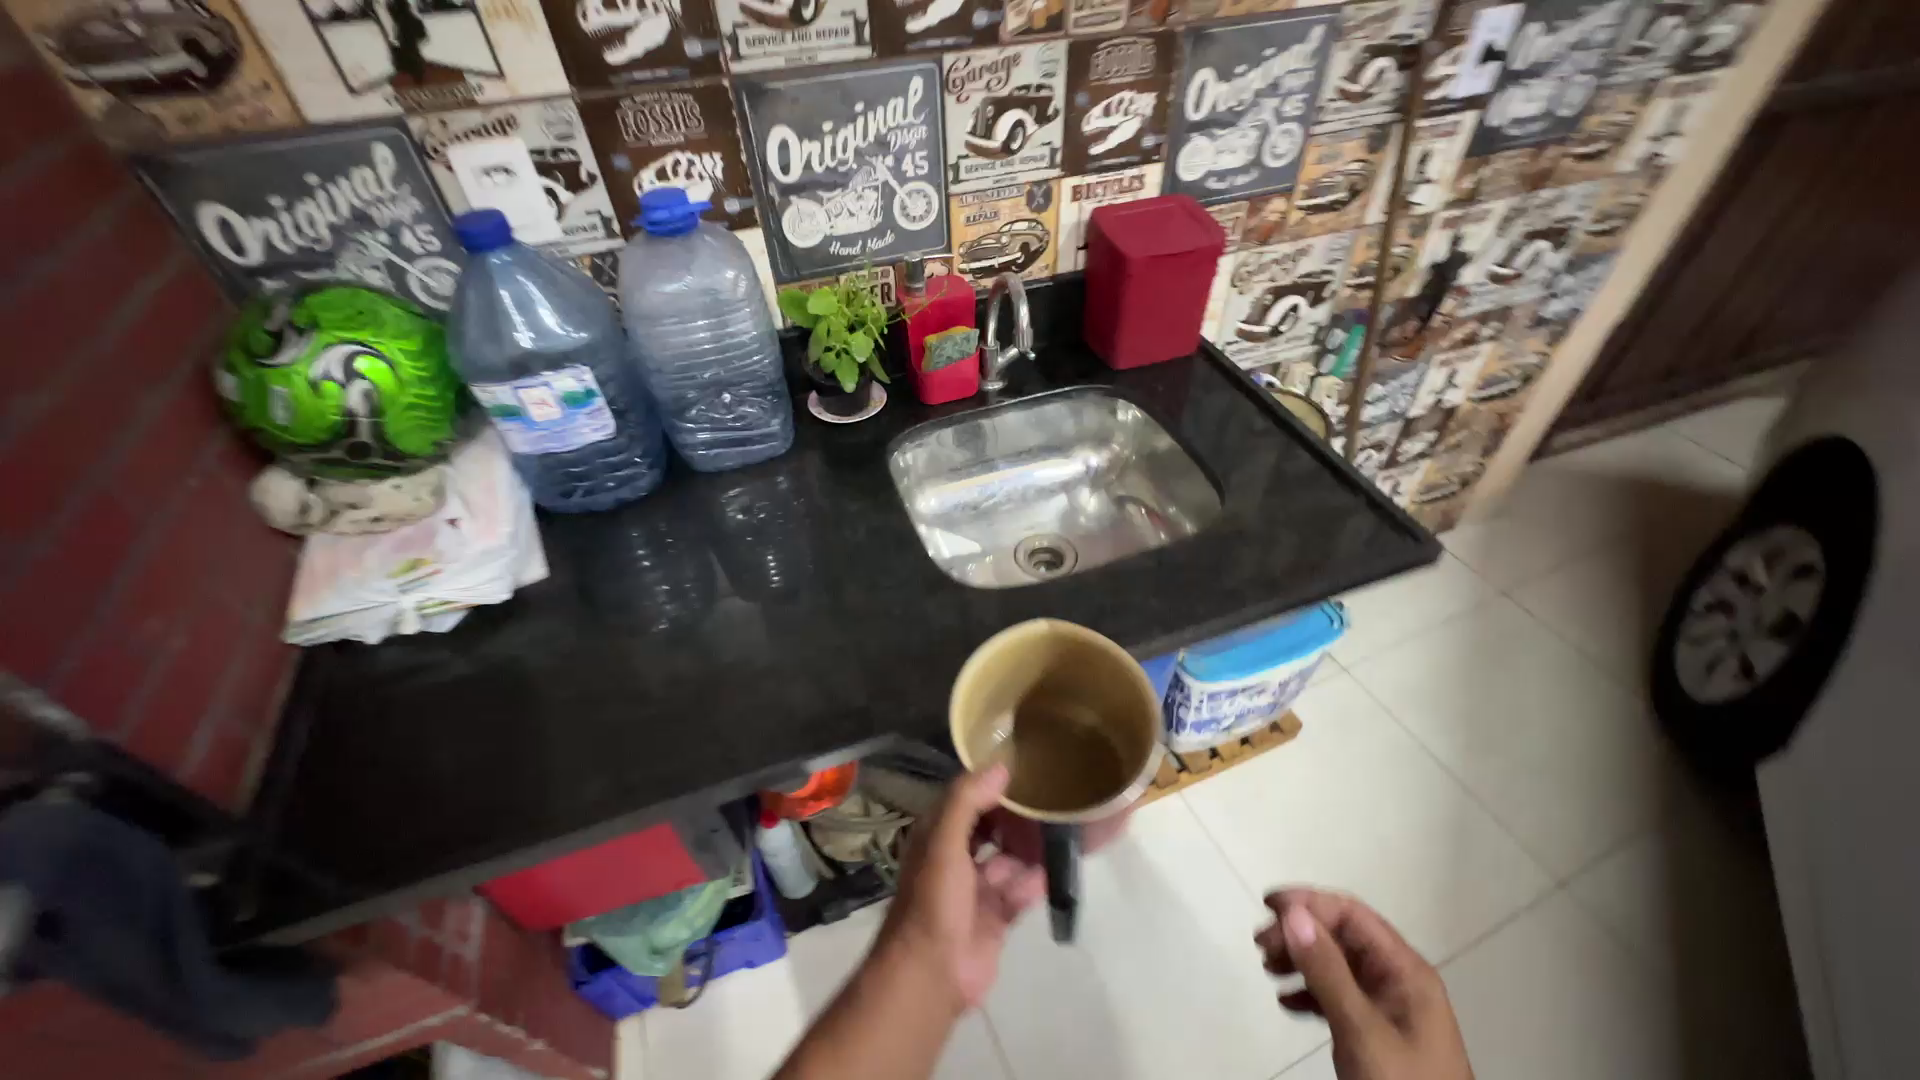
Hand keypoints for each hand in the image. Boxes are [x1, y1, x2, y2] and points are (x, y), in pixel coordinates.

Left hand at [874, 764, 1044, 1012]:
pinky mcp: (996, 917)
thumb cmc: (933, 900)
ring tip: (1061, 830)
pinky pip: (1020, 891)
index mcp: (936, 836)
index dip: (989, 783)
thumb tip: (1000, 766)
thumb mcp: (944, 841)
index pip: (964, 799)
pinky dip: (1033, 883)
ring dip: (1028, 849)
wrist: (932, 973)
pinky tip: (1051, 873)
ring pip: (1009, 859)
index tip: (1024, 765)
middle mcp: (955, 857)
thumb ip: (967, 802)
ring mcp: (976, 888)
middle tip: (1051, 797)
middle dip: (1015, 817)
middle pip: (990, 828)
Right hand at [1256, 889, 1472, 1079]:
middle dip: (1299, 933)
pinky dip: (1309, 992)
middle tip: (1260, 946)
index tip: (1266, 908)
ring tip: (1267, 970)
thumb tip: (1292, 914)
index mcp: (1405, 971)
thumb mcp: (1361, 1030)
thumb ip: (1327, 971)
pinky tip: (1288, 1003)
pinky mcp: (1377, 1034)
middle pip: (1342, 937)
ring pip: (1337, 966)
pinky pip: (1338, 997)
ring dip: (1300, 960)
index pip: (1352, 915)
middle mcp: (1398, 981)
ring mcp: (1388, 1009)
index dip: (1309, 903)